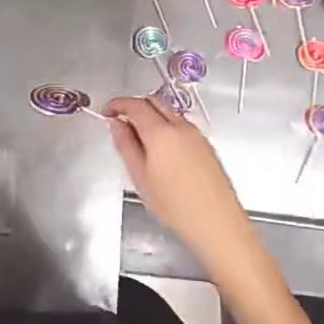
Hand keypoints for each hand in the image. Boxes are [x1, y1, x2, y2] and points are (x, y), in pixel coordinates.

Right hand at [107, 95, 252, 257]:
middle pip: (154, 102)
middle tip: (119, 121)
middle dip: (134, 106)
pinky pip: (181, 125)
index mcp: (161, 133)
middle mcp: (181, 128)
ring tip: (137, 138)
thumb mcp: (140, 176)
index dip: (117, 104)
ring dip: (150, 116)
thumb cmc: (176, 205)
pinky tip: (158, 149)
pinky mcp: (206, 145)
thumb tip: (116, 125)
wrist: (216, 221)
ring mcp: (197, 135)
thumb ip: (126, 145)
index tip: (107, 111)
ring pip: (169, 112)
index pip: (135, 105)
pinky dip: (165, 126)